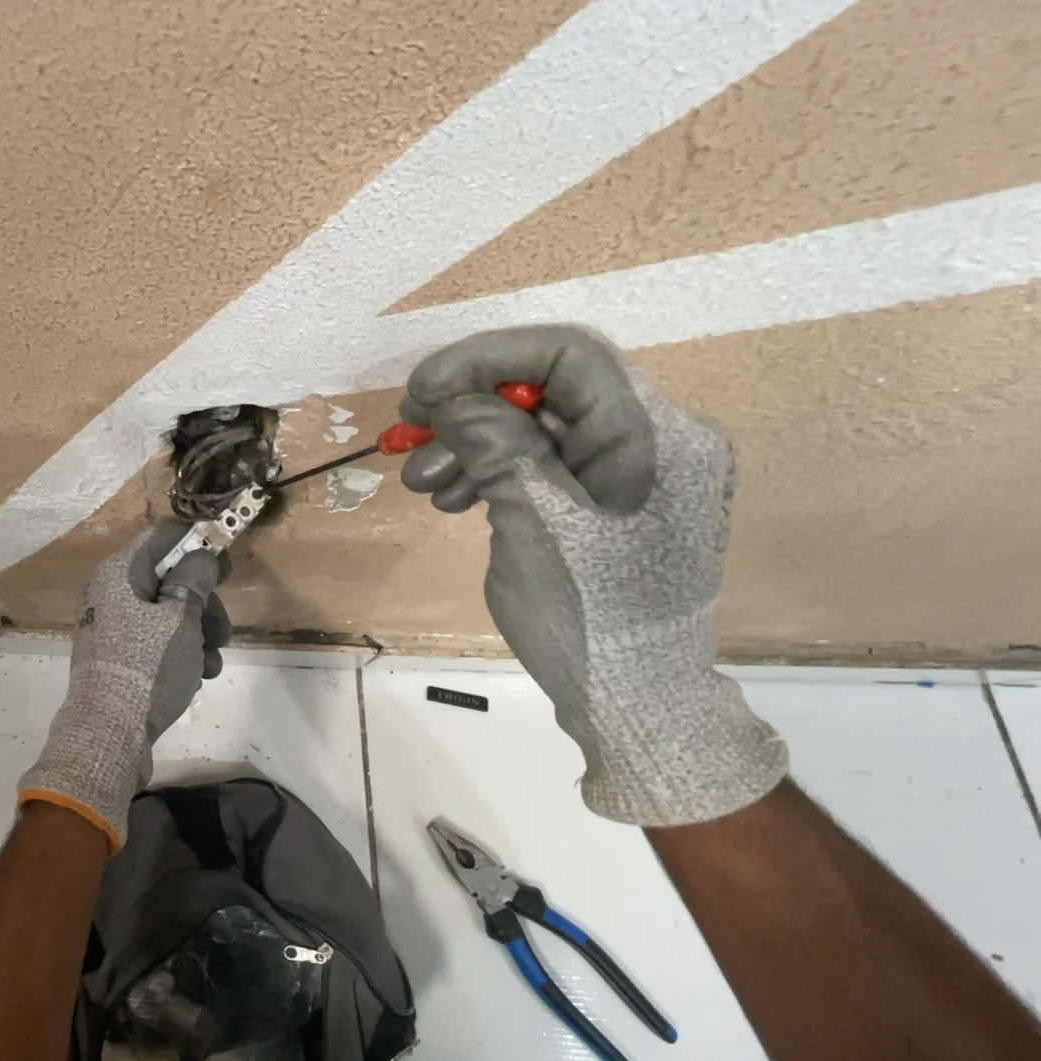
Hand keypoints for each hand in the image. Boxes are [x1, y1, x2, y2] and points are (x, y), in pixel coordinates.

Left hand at [17, 521, 230, 847]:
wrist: (108, 733)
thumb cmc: (146, 667)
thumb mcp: (180, 619)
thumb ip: (194, 580)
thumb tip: (201, 555)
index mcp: (119, 572)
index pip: (162, 535)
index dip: (198, 542)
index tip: (226, 561)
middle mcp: (110, 591)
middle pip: (168, 577)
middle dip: (203, 602)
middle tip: (224, 631)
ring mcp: (111, 624)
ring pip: (166, 611)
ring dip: (198, 632)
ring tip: (212, 663)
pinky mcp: (117, 653)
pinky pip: (154, 638)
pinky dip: (180, 651)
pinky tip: (199, 675)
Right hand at [399, 325, 786, 825]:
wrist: (631, 700)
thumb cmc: (593, 615)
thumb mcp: (540, 525)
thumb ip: (498, 448)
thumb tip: (451, 395)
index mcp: (654, 436)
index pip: (569, 356)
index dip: (486, 358)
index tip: (423, 388)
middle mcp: (647, 442)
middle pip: (544, 392)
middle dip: (469, 407)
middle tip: (410, 430)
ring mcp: (622, 476)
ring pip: (531, 431)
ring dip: (468, 446)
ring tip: (424, 484)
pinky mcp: (596, 506)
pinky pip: (535, 467)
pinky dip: (487, 474)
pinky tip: (454, 498)